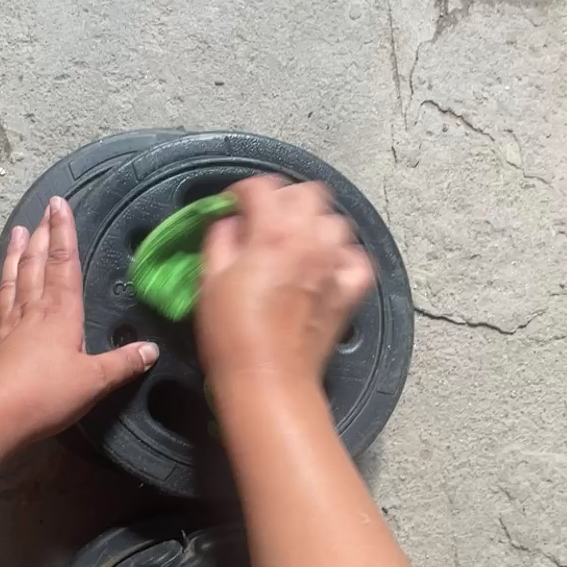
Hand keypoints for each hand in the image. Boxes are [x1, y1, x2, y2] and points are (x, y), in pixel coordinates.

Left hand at [0, 196, 159, 447]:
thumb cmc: (47, 395)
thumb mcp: (95, 381)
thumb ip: (123, 363)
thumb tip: (151, 350)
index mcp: (60, 315)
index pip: (65, 266)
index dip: (64, 234)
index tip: (59, 205)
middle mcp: (32, 315)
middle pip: (36, 269)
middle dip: (42, 239)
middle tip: (42, 212)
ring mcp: (5, 332)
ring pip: (11, 287)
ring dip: (14, 260)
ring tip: (17, 234)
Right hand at [196, 176, 373, 391]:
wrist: (267, 379)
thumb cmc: (232, 334)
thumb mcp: (210, 279)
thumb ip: (220, 239)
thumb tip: (229, 222)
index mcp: (272, 233)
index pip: (263, 187)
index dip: (242, 191)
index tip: (232, 206)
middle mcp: (310, 241)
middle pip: (309, 193)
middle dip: (284, 199)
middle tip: (264, 219)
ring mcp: (334, 265)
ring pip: (335, 222)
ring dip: (314, 224)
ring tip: (294, 241)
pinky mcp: (348, 291)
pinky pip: (357, 259)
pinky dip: (343, 255)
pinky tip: (325, 265)